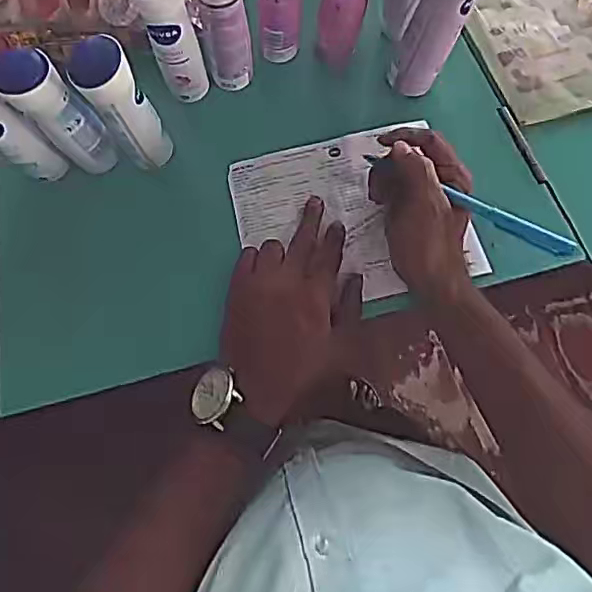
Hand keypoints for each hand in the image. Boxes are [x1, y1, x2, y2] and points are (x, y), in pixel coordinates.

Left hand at [221, 196, 358, 425]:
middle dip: (311, 219)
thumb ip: (350, 309)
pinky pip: (247, 256)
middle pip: (302, 240)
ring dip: (283, 248)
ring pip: (273, 246)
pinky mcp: (237, 287)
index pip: (329, 255)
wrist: (252, 390)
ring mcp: (259, 282)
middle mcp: (288, 281)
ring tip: (286, 255)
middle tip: (314, 201)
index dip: (334, 236)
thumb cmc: (301, 372)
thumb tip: (355, 278)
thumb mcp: (338, 347)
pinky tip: (262, 266)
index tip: (337, 222)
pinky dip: (256, 257)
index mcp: (316, 295)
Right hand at [368, 129, 474, 304]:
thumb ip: (414, 170)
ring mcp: (427, 193)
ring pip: (400, 170)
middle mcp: (442, 180)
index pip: (429, 140)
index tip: (382, 143)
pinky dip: (385, 191)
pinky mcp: (414, 205)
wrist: (430, 282)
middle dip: (390, 165)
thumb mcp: (421, 204)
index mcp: (453, 175)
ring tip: (380, 199)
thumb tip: (401, 147)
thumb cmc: (429, 246)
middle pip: (411, 154)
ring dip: (385, 180)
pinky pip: (396, 186)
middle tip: (379, 185)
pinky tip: (382, 205)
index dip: (405, 136)